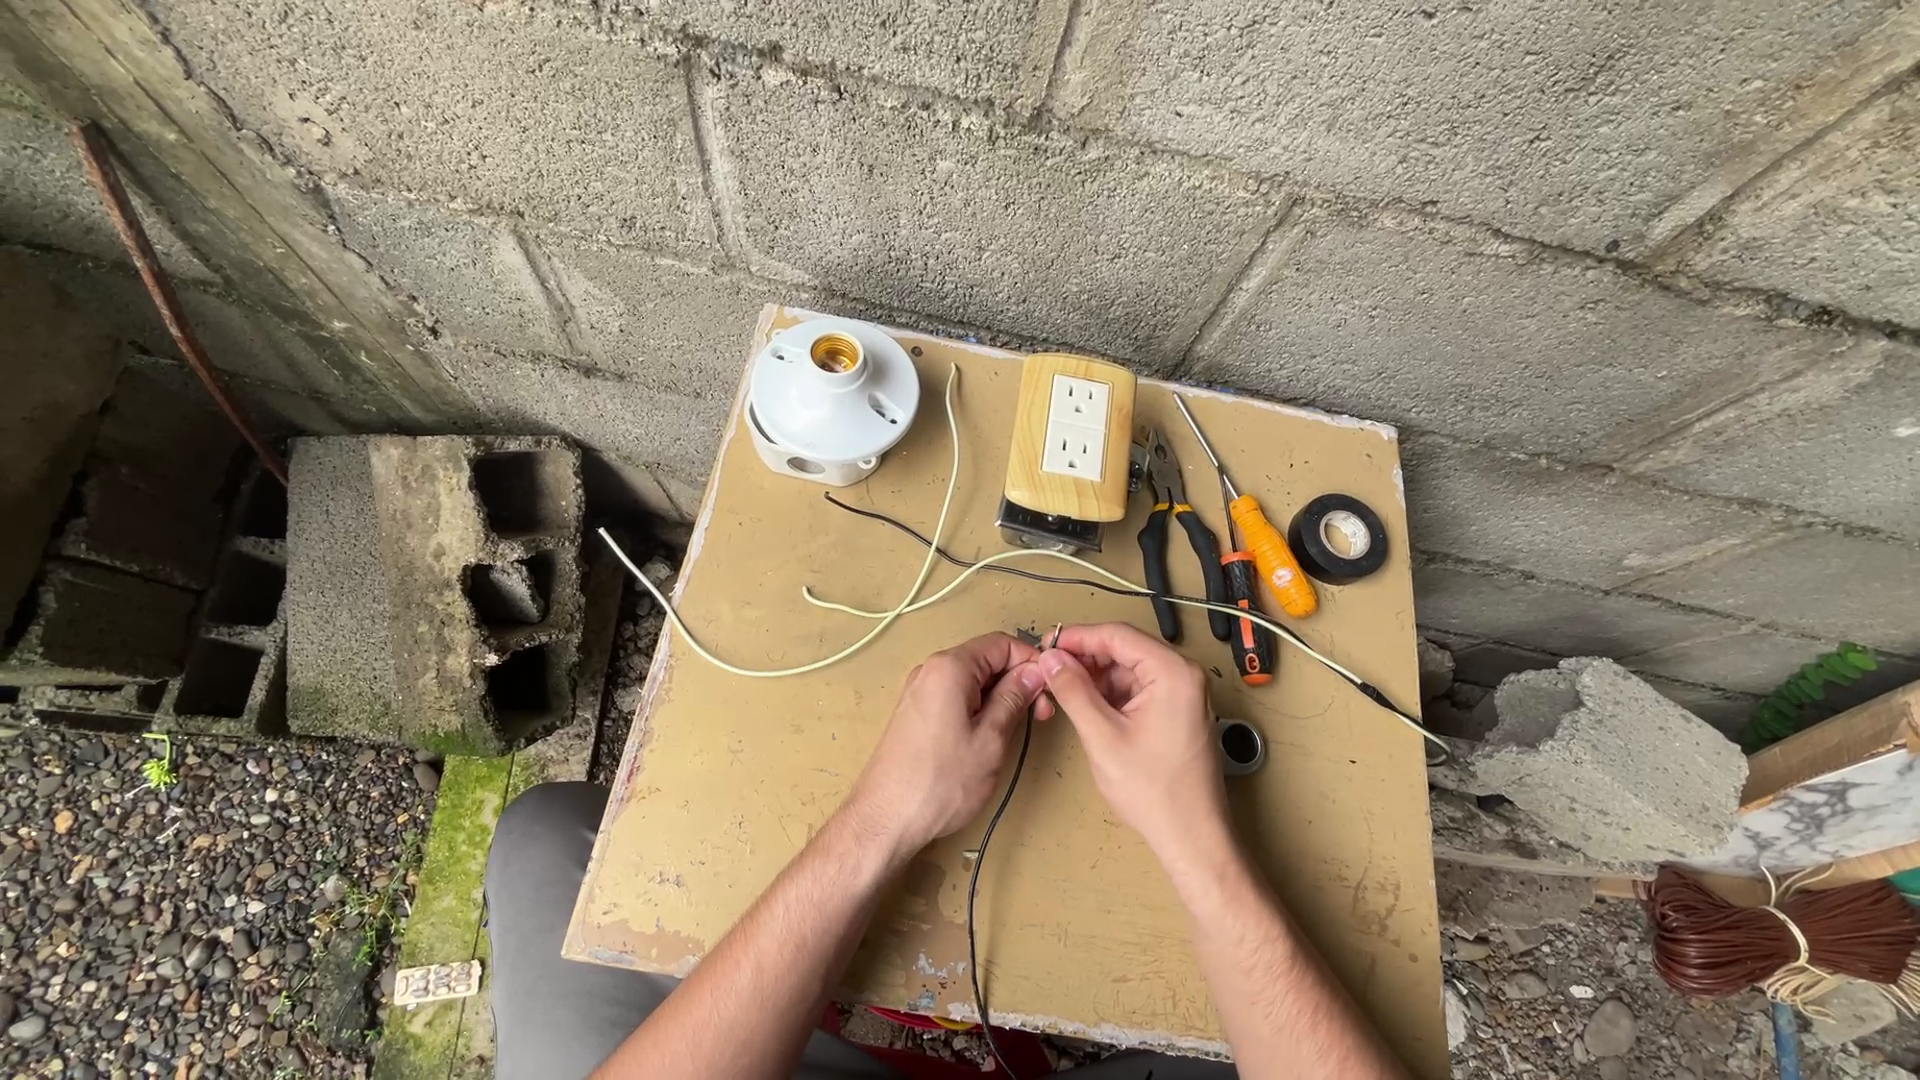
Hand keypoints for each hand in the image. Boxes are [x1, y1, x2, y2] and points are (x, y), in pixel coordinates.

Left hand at [844, 632, 1047, 855]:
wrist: (885, 818)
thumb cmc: (941, 781)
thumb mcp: (991, 739)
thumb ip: (1014, 698)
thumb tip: (1035, 672)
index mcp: (950, 667)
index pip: (1001, 643)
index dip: (1031, 661)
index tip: (1050, 689)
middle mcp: (931, 670)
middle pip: (986, 659)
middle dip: (1017, 680)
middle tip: (1039, 716)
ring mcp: (919, 691)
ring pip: (972, 680)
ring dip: (1000, 697)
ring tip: (1016, 730)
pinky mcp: (915, 713)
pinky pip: (955, 696)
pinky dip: (978, 707)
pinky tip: (989, 735)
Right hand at [1037, 623, 1228, 855]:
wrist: (1192, 836)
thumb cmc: (1154, 791)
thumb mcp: (1102, 736)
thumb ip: (1073, 690)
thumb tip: (1051, 658)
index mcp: (1173, 672)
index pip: (1118, 635)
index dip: (1078, 637)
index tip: (1047, 645)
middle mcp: (1183, 675)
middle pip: (1124, 649)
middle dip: (1085, 657)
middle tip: (1049, 668)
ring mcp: (1182, 693)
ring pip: (1128, 668)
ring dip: (1095, 676)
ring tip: (1062, 688)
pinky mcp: (1176, 710)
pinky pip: (1137, 687)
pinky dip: (1110, 692)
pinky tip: (1086, 704)